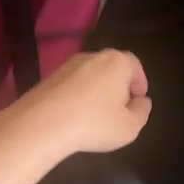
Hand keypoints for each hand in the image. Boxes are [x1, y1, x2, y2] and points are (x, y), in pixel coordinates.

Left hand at [0, 50, 151, 156]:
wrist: (42, 124)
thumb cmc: (94, 124)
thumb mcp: (130, 126)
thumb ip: (141, 112)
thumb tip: (141, 101)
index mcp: (117, 62)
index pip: (135, 66)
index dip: (139, 83)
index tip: (138, 100)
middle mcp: (93, 56)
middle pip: (112, 68)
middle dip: (118, 86)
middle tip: (119, 108)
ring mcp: (69, 65)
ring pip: (91, 75)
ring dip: (97, 91)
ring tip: (96, 115)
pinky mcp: (50, 77)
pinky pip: (73, 84)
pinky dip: (78, 96)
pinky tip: (75, 116)